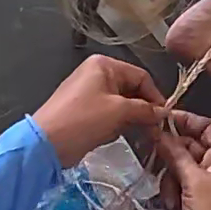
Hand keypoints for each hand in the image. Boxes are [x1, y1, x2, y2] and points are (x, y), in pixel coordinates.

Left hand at [32, 55, 167, 166]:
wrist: (46, 144)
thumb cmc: (83, 120)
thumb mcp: (119, 111)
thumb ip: (145, 110)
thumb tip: (164, 113)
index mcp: (104, 65)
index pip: (141, 76)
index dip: (155, 96)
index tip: (164, 117)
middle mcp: (97, 75)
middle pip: (132, 90)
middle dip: (144, 110)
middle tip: (155, 130)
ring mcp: (90, 94)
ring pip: (122, 105)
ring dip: (132, 120)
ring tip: (142, 136)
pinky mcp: (86, 112)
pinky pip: (110, 115)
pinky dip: (118, 125)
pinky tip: (121, 136)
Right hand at [154, 111, 210, 209]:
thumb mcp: (194, 184)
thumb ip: (177, 154)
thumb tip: (159, 130)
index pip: (206, 126)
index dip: (184, 120)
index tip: (159, 118)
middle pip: (189, 148)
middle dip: (172, 158)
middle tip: (153, 160)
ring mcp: (208, 185)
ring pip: (180, 168)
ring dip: (171, 182)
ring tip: (172, 200)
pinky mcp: (198, 202)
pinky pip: (180, 187)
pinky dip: (173, 196)